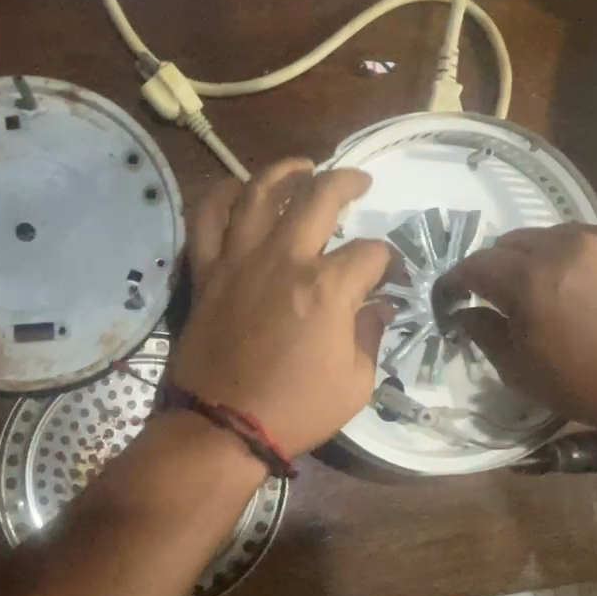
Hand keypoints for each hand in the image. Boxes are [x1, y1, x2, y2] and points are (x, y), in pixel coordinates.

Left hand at [169, 159, 394, 456]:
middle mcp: (284, 258)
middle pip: (320, 196)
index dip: (388, 260)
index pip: (370, 253)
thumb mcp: (355, 383)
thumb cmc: (295, 410)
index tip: (389, 276)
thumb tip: (377, 308)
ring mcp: (240, 260)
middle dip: (347, 182)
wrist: (221, 428)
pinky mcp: (207, 272)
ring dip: (286, 171)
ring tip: (302, 168)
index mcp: (328, 287)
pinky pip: (208, 219)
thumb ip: (369, 336)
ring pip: (260, 192)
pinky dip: (223, 197)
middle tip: (359, 182)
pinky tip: (239, 191)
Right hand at [439, 225, 596, 433]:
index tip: (452, 299)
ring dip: (540, 259)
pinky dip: (583, 258)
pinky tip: (596, 288)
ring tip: (554, 290)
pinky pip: (595, 239)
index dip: (456, 282)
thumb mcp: (522, 372)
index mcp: (527, 280)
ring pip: (553, 235)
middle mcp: (563, 245)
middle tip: (505, 299)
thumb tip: (465, 313)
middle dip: (498, 268)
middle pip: (511, 243)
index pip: (474, 265)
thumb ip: (485, 334)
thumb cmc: (588, 387)